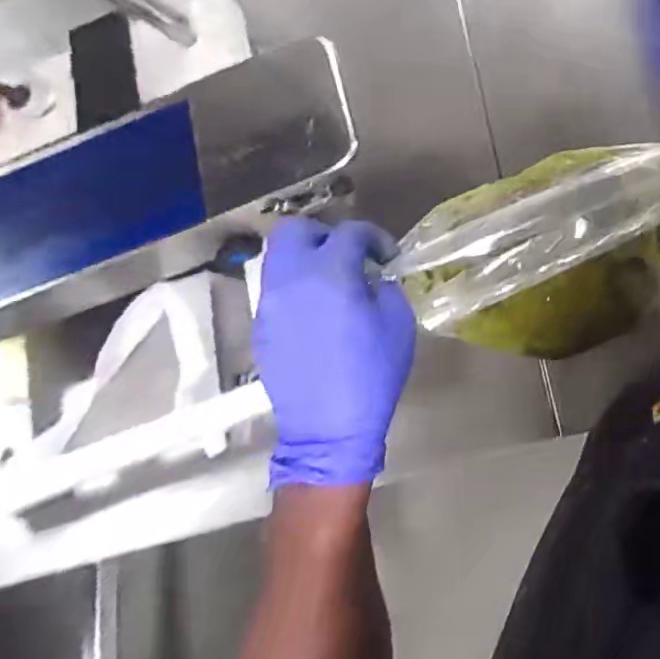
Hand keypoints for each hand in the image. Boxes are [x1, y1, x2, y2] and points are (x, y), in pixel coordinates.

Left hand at [255, 219, 415, 487]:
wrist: (329, 427)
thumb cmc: (373, 372)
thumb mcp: (398, 323)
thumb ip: (384, 287)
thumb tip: (372, 277)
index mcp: (330, 274)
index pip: (349, 233)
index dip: (375, 237)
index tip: (388, 257)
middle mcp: (291, 279)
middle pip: (296, 231)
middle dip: (326, 235)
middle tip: (351, 257)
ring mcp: (270, 303)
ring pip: (279, 257)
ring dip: (308, 259)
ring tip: (335, 284)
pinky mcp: (261, 326)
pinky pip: (277, 290)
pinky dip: (298, 288)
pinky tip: (320, 314)